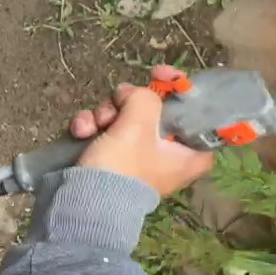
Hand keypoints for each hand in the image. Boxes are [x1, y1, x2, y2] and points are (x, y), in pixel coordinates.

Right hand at [70, 65, 214, 196]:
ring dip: (102, 116)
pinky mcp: (110, 158)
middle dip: (125, 106)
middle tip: (113, 112)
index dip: (176, 88)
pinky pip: (104, 131)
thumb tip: (132, 91)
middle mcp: (168, 152)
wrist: (82, 201)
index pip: (195, 110)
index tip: (157, 73)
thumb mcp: (136, 128)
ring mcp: (137, 155)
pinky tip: (80, 133)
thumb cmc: (120, 168)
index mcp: (192, 151)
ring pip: (123, 118)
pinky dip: (90, 128)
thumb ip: (143, 99)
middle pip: (151, 111)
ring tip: (90, 128)